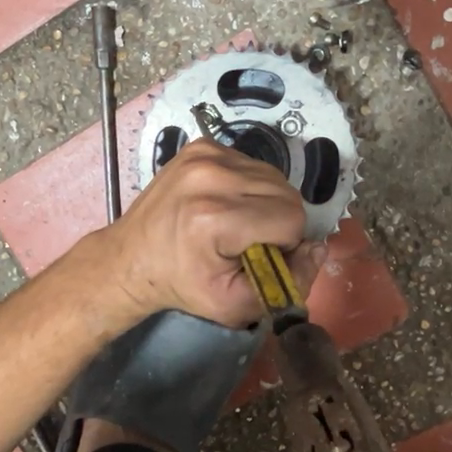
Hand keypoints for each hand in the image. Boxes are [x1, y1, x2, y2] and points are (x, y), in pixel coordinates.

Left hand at [84, 139, 327, 327]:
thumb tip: (319, 246)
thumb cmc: (183, 285)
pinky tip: (225, 204)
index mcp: (215, 218)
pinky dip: (248, 186)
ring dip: (266, 203)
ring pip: (273, 177)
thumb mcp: (237, 305)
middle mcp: (211, 177)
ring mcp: (204, 155)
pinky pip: (251, 164)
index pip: (290, 219)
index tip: (259, 257)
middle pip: (286, 194)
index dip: (285, 244)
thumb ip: (289, 283)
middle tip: (250, 243)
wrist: (132, 257)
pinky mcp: (200, 145)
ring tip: (237, 224)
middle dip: (280, 222)